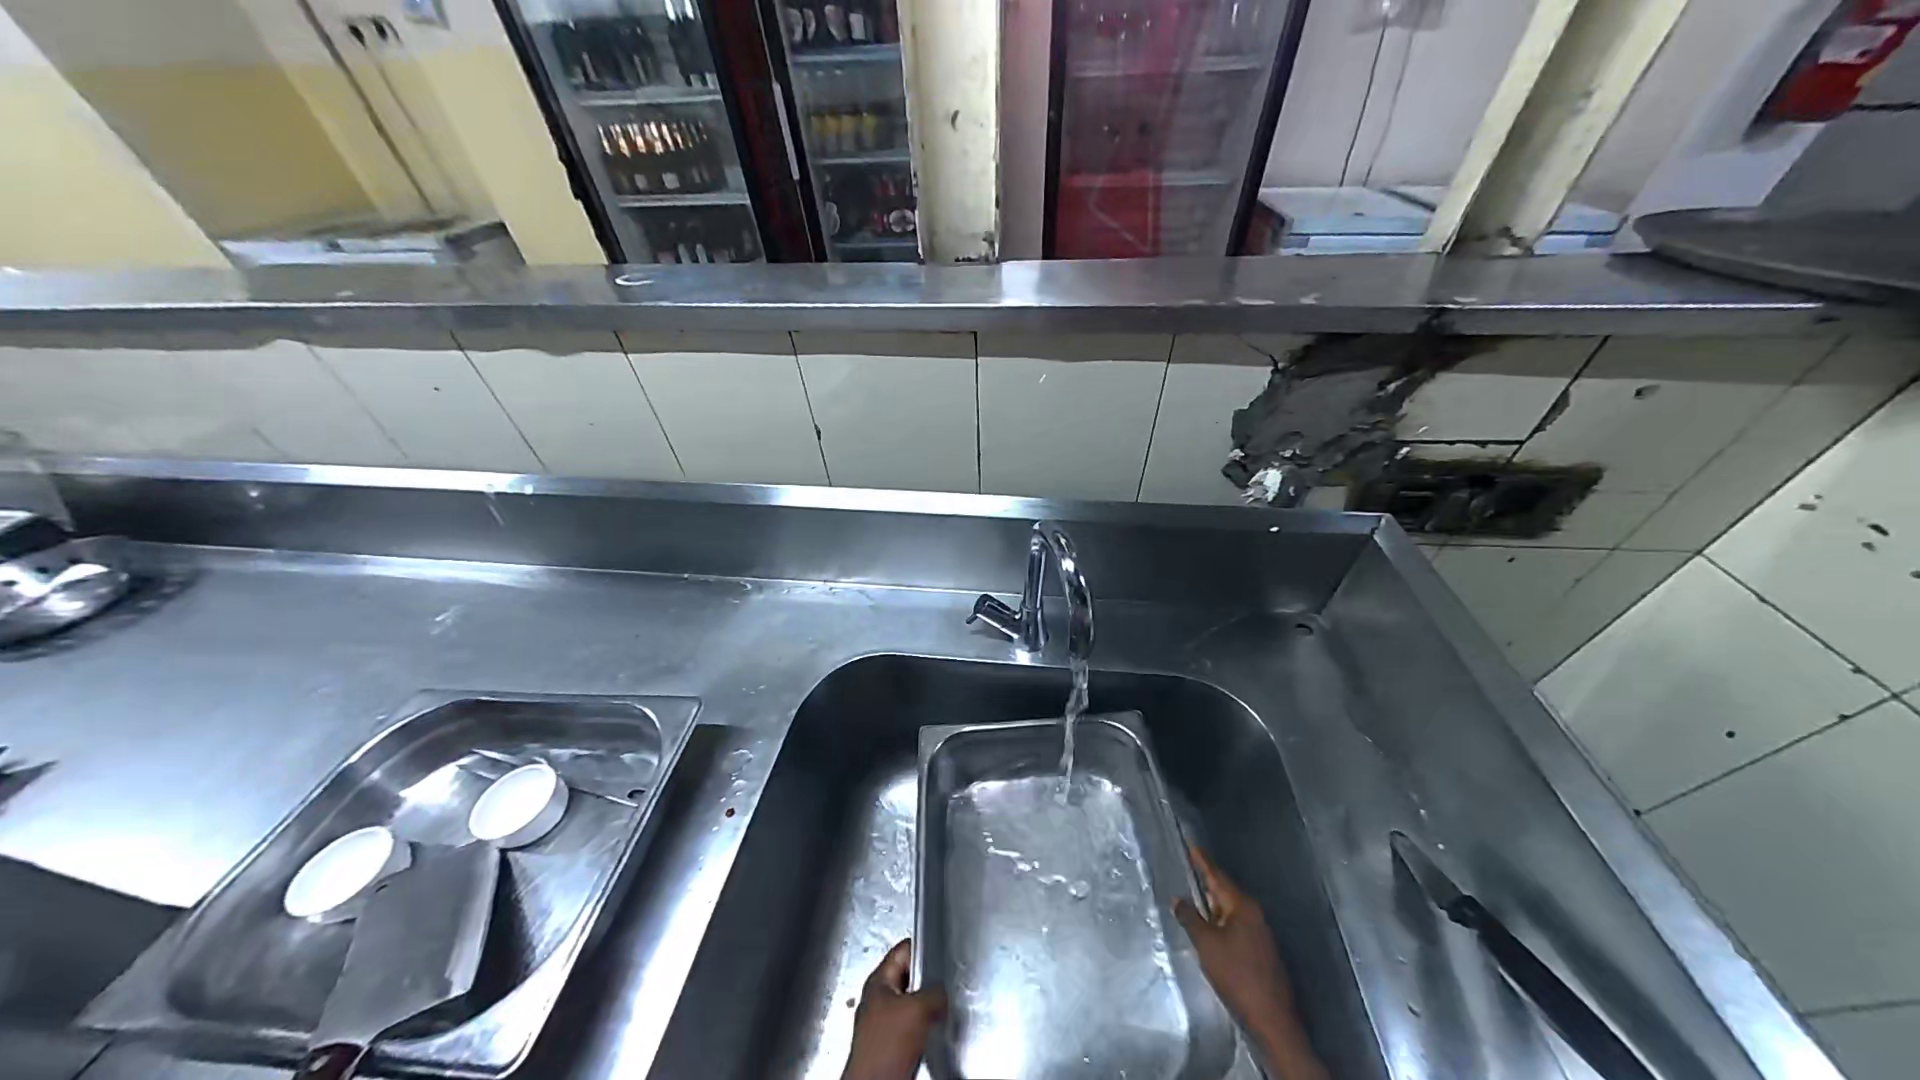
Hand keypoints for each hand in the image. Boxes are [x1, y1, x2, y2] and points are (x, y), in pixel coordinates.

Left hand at [842, 939, 946, 1079]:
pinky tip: (935, 1032)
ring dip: (929, 1007)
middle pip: (911, 976)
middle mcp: (879, 997)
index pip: (905, 949)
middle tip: (946, 988)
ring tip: (942, 1012)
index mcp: (878, 980)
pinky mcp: (891, 1042)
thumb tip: (945, 990)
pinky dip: (926, 1026)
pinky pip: (914, 1024)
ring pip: (914, 1002)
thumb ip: (934, 991)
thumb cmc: (887, 1045)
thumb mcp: (917, 1009)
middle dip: (930, 982)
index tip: (942, 953)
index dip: (925, 948)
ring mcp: (884, 1020)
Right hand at [1173, 845, 1327, 1079]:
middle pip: (1225, 891)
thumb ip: (1190, 918)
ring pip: (1231, 910)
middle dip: (1207, 880)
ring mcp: (1260, 932)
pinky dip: (1220, 920)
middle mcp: (1254, 914)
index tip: (1192, 846)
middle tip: (1189, 867)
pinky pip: (1236, 924)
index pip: (1217, 877)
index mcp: (1242, 906)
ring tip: (1194, 894)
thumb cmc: (1236, 975)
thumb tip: (1178, 899)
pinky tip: (1209, 926)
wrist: (1271, 1017)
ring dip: (1212, 903)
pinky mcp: (1260, 950)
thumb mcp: (1206, 944)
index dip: (1203, 862)